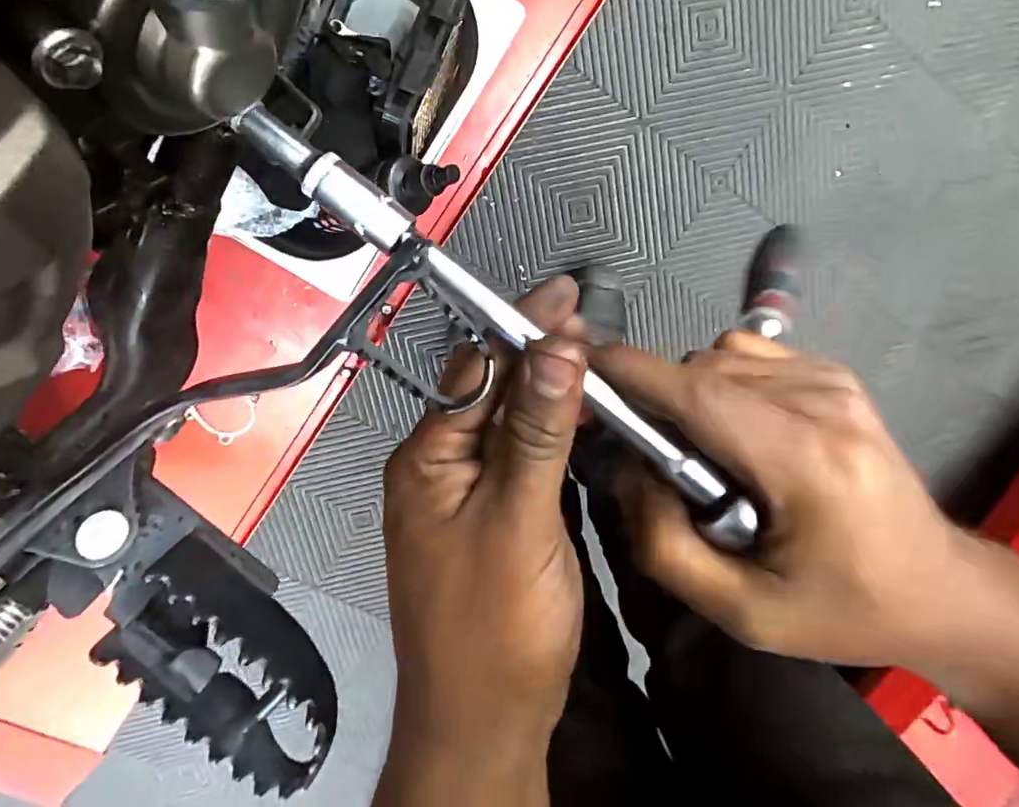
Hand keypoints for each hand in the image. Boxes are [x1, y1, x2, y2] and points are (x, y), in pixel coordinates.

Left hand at [376, 276, 587, 803]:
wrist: (487, 721)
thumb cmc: (491, 630)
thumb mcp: (516, 518)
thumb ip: (536, 433)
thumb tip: (556, 352)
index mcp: (427, 458)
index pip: (475, 369)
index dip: (520, 329)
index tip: (562, 297)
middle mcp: (440, 465)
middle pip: (492, 389)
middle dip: (538, 352)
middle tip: (584, 320)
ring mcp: (468, 490)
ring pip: (511, 420)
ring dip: (549, 387)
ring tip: (591, 356)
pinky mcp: (496, 513)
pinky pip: (524, 454)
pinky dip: (553, 429)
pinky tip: (581, 413)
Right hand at [592, 331, 981, 669]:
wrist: (942, 590)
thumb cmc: (843, 608)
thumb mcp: (743, 612)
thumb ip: (664, 544)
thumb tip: (629, 468)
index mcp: (808, 462)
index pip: (699, 394)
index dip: (631, 372)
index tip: (580, 362)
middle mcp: (824, 403)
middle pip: (702, 371)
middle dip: (661, 402)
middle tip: (665, 462)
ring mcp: (835, 380)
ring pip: (719, 355)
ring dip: (691, 392)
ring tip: (712, 450)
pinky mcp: (837, 372)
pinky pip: (746, 353)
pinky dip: (721, 380)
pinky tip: (741, 427)